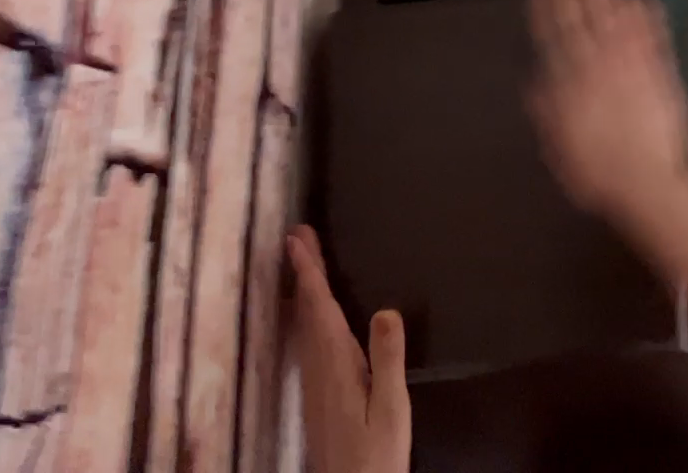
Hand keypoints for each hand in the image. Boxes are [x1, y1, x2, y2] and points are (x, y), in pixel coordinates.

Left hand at [286, 225, 409, 472]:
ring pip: (304, 325)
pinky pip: (308, 340)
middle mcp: (319, 369)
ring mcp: (315, 384)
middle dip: (302, 272)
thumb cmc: (376, 456)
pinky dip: (307, 314)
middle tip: (296, 236)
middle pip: (307, 311)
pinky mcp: (318, 395)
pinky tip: (311, 315)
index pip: (319, 310)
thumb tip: (385, 309)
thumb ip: (388, 360)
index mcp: (336, 366)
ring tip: (302, 263)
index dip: (308, 273)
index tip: (296, 240)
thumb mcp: (392, 408)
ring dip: (303, 290)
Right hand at [528, 0, 687, 226]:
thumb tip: (536, 80)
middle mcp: (600, 63)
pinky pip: (654, 37)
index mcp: (570, 79)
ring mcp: (633, 64)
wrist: (647, 181)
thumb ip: (546, 108)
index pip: (556, 32)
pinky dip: (650, 16)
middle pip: (587, 15)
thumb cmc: (595, 170)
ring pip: (622, 17)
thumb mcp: (556, 143)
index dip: (551, 5)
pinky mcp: (661, 72)